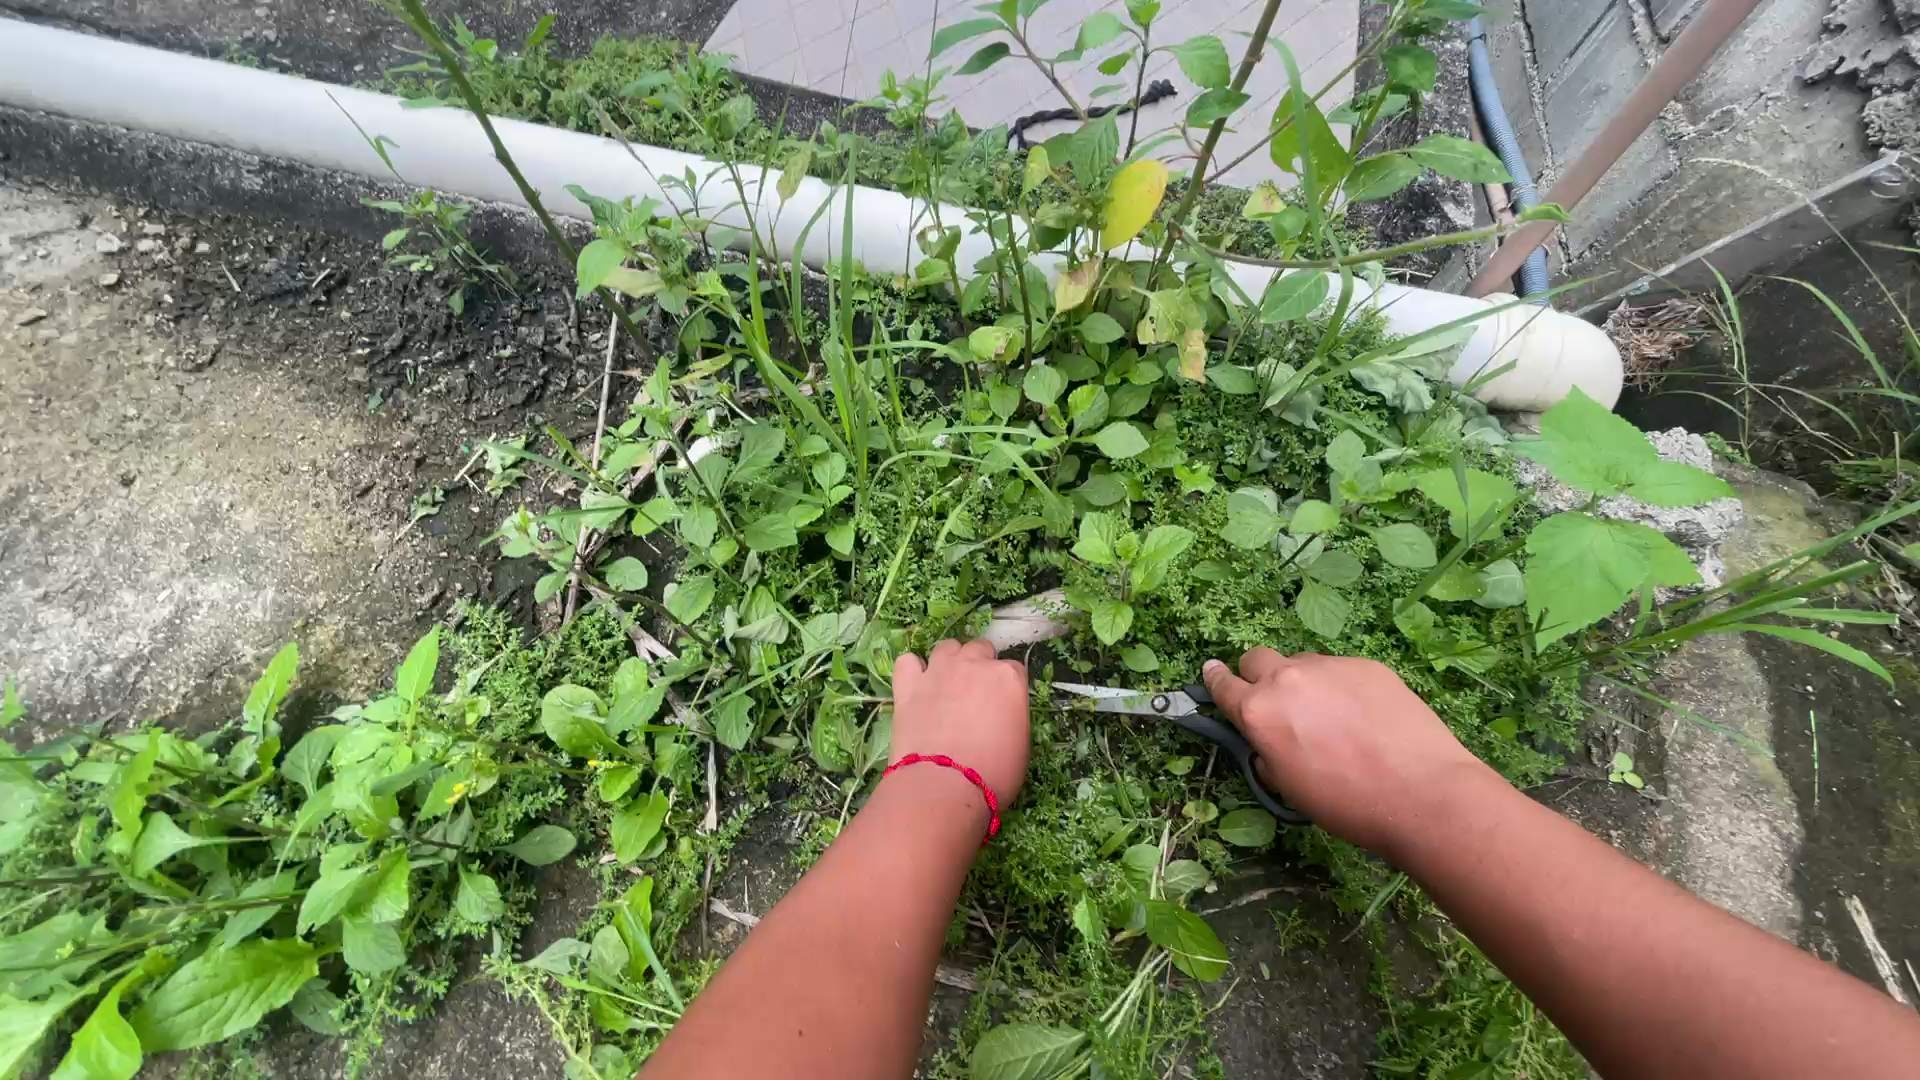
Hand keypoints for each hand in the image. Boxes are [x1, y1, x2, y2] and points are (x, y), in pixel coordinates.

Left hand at [889, 639, 1030, 804]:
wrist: (945, 785)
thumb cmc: (994, 773)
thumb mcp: (1020, 745)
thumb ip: (1011, 716)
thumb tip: (999, 715)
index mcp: (1008, 678)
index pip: (1013, 669)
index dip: (1007, 687)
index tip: (1003, 704)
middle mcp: (974, 664)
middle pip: (980, 649)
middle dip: (981, 664)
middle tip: (976, 693)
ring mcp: (939, 671)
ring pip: (946, 647)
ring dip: (950, 660)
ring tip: (948, 683)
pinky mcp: (909, 684)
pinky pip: (907, 662)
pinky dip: (912, 669)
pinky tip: (916, 684)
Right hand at [1202, 648, 1497, 855]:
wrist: (1425, 795)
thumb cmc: (1346, 804)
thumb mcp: (1286, 786)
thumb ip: (1265, 751)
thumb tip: (1267, 739)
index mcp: (1258, 711)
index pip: (1221, 683)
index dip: (1215, 680)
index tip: (1213, 674)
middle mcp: (1285, 679)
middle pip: (1255, 658)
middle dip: (1257, 675)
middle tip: (1277, 702)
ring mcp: (1328, 668)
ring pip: (1301, 663)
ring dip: (1302, 681)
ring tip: (1331, 715)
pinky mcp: (1366, 665)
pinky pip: (1340, 670)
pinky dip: (1341, 687)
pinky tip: (1366, 717)